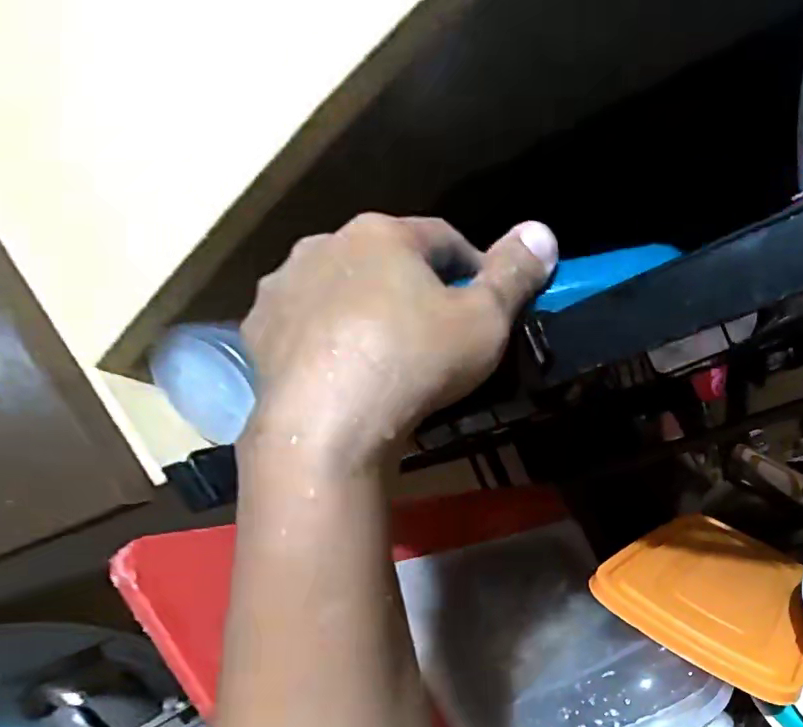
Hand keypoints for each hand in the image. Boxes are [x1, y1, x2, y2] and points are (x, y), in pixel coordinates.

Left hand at [237, 213, 557, 469]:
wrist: (329, 421)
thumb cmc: (418, 359)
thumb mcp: (486, 321)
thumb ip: (514, 275)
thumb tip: (543, 230)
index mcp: (383, 234)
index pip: (445, 237)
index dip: (476, 269)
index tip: (492, 307)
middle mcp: (325, 243)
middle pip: (389, 260)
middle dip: (420, 288)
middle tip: (446, 335)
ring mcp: (284, 285)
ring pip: (344, 288)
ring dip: (372, 309)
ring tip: (397, 357)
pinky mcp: (259, 328)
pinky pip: (309, 323)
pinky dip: (334, 339)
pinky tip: (354, 374)